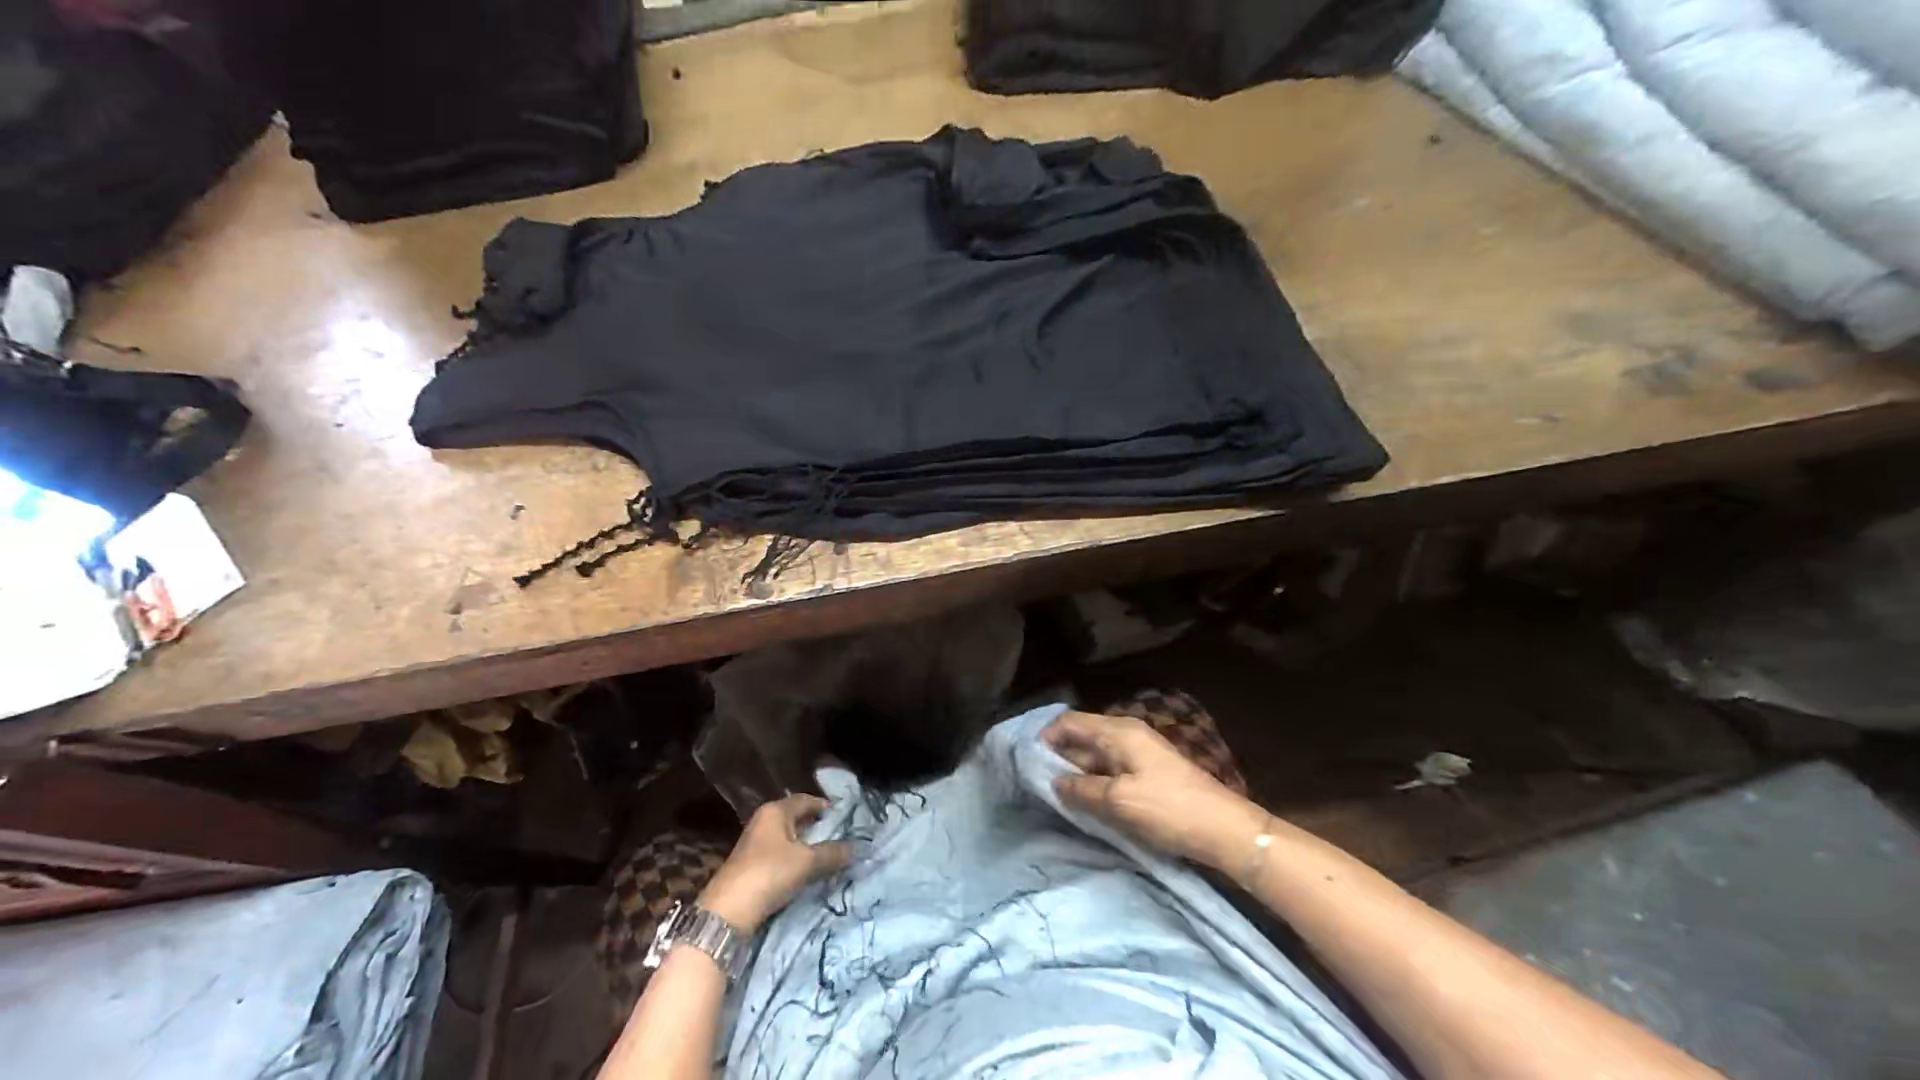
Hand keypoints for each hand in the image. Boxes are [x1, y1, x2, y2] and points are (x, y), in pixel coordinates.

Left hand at [699, 794, 852, 932]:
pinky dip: (795, 857)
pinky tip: (806, 870)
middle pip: (797, 817)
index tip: (846, 818)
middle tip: (841, 836)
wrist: (727, 911)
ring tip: (828, 855)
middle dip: (818, 826)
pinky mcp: (751, 863)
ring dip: (806, 844)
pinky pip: (780, 853)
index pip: (807, 800)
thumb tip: (859, 847)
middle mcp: (763, 821)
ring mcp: (755, 842)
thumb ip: (833, 853)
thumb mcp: (807, 862)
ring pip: (788, 837)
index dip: (827, 807)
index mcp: (776, 811)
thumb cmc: (769, 874)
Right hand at [1044, 710, 1269, 871]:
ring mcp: (1139, 753)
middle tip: (1038, 785)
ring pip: (1096, 756)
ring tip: (1058, 798)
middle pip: (1081, 737)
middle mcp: (1127, 734)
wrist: (1223, 829)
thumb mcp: (1118, 801)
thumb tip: (1055, 782)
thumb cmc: (1168, 809)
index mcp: (1118, 731)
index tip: (1028, 763)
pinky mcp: (1148, 773)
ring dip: (1077, 774)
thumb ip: (1082, 790)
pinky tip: (1087, 803)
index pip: (1069, 721)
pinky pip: (1111, 770)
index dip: (1046, 738)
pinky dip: (1096, 782)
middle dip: (1059, 758)